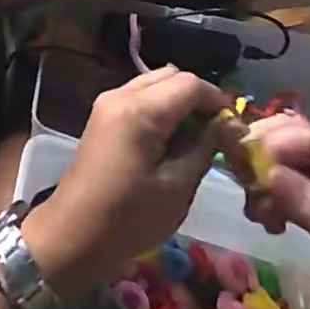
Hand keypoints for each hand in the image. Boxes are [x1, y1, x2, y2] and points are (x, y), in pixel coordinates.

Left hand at [22, 67, 228, 296]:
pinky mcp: (102, 114)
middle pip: (170, 75)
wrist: (73, 232)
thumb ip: (204, 148)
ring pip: (154, 83)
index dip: (218, 100)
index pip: (189, 84)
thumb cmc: (129, 217)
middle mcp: (120, 95)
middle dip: (199, 97)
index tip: (236, 129)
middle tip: (218, 133)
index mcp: (139, 110)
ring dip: (179, 101)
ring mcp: (107, 102)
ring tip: (198, 137)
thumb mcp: (177, 187)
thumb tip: (226, 126)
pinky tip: (172, 139)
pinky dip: (161, 107)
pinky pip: (139, 96)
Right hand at [242, 116, 309, 308]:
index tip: (237, 165)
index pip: (308, 137)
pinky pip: (293, 192)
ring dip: (264, 179)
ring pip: (289, 166)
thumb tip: (264, 171)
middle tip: (239, 184)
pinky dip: (274, 199)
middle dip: (262, 155)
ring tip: (255, 212)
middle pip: (295, 142)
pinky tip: (266, 221)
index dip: (270, 143)